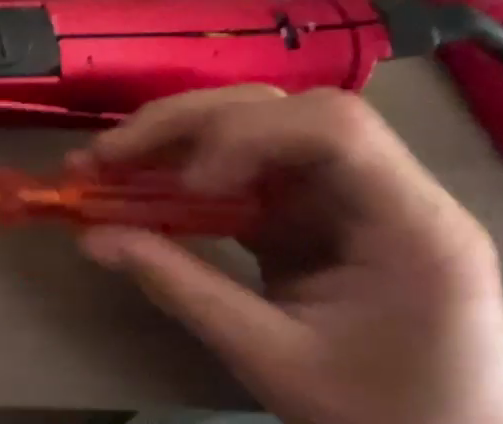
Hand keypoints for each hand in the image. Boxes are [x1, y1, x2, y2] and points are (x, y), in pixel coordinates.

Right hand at [74, 86, 502, 423]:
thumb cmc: (383, 416)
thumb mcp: (277, 360)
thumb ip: (184, 289)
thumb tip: (90, 237)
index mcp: (413, 225)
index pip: (332, 128)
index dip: (250, 134)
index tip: (192, 183)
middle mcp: (385, 189)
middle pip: (278, 110)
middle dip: (186, 125)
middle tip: (108, 155)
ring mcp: (346, 194)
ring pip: (251, 123)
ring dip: (174, 136)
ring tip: (107, 160)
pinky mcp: (312, 207)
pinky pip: (240, 162)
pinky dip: (183, 166)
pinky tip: (138, 179)